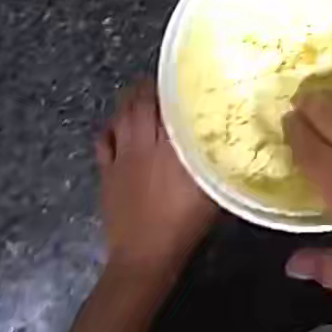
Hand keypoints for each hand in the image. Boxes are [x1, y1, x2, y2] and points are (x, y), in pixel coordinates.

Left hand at [96, 81, 215, 274]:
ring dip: (128, 102)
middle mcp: (144, 145)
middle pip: (140, 105)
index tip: (181, 75)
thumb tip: (227, 137)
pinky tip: (116, 125)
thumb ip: (215, 161)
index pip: (169, 106)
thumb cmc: (184, 224)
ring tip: (138, 92)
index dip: (173, 87)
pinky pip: (103, 142)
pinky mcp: (106, 173)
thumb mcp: (210, 190)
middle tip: (159, 81)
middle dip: (148, 88)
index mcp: (171, 147)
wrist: (144, 256)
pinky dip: (110, 128)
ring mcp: (121, 158)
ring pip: (121, 118)